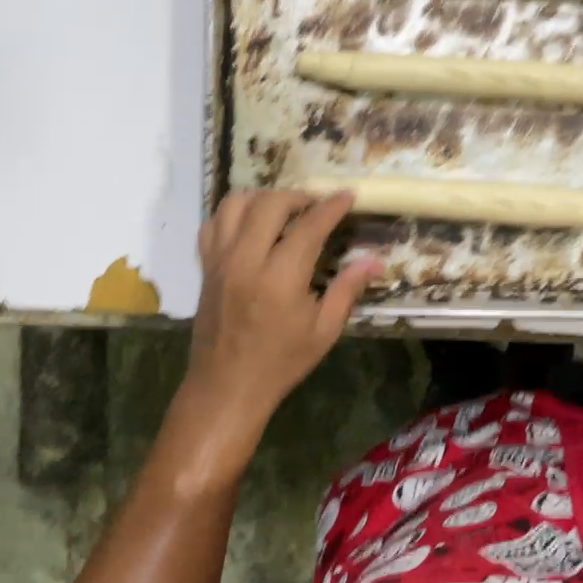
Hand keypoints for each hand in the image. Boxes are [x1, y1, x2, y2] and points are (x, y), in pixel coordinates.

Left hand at [173, 190, 381, 473]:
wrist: (226, 387)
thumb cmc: (280, 363)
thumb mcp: (324, 331)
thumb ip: (347, 289)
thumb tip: (375, 261)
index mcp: (280, 278)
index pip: (309, 226)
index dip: (331, 207)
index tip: (347, 195)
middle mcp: (246, 260)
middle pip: (270, 204)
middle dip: (297, 196)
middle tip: (316, 204)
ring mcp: (220, 261)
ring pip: (235, 204)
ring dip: (263, 198)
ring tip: (283, 209)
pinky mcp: (206, 267)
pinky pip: (213, 224)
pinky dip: (233, 215)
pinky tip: (251, 225)